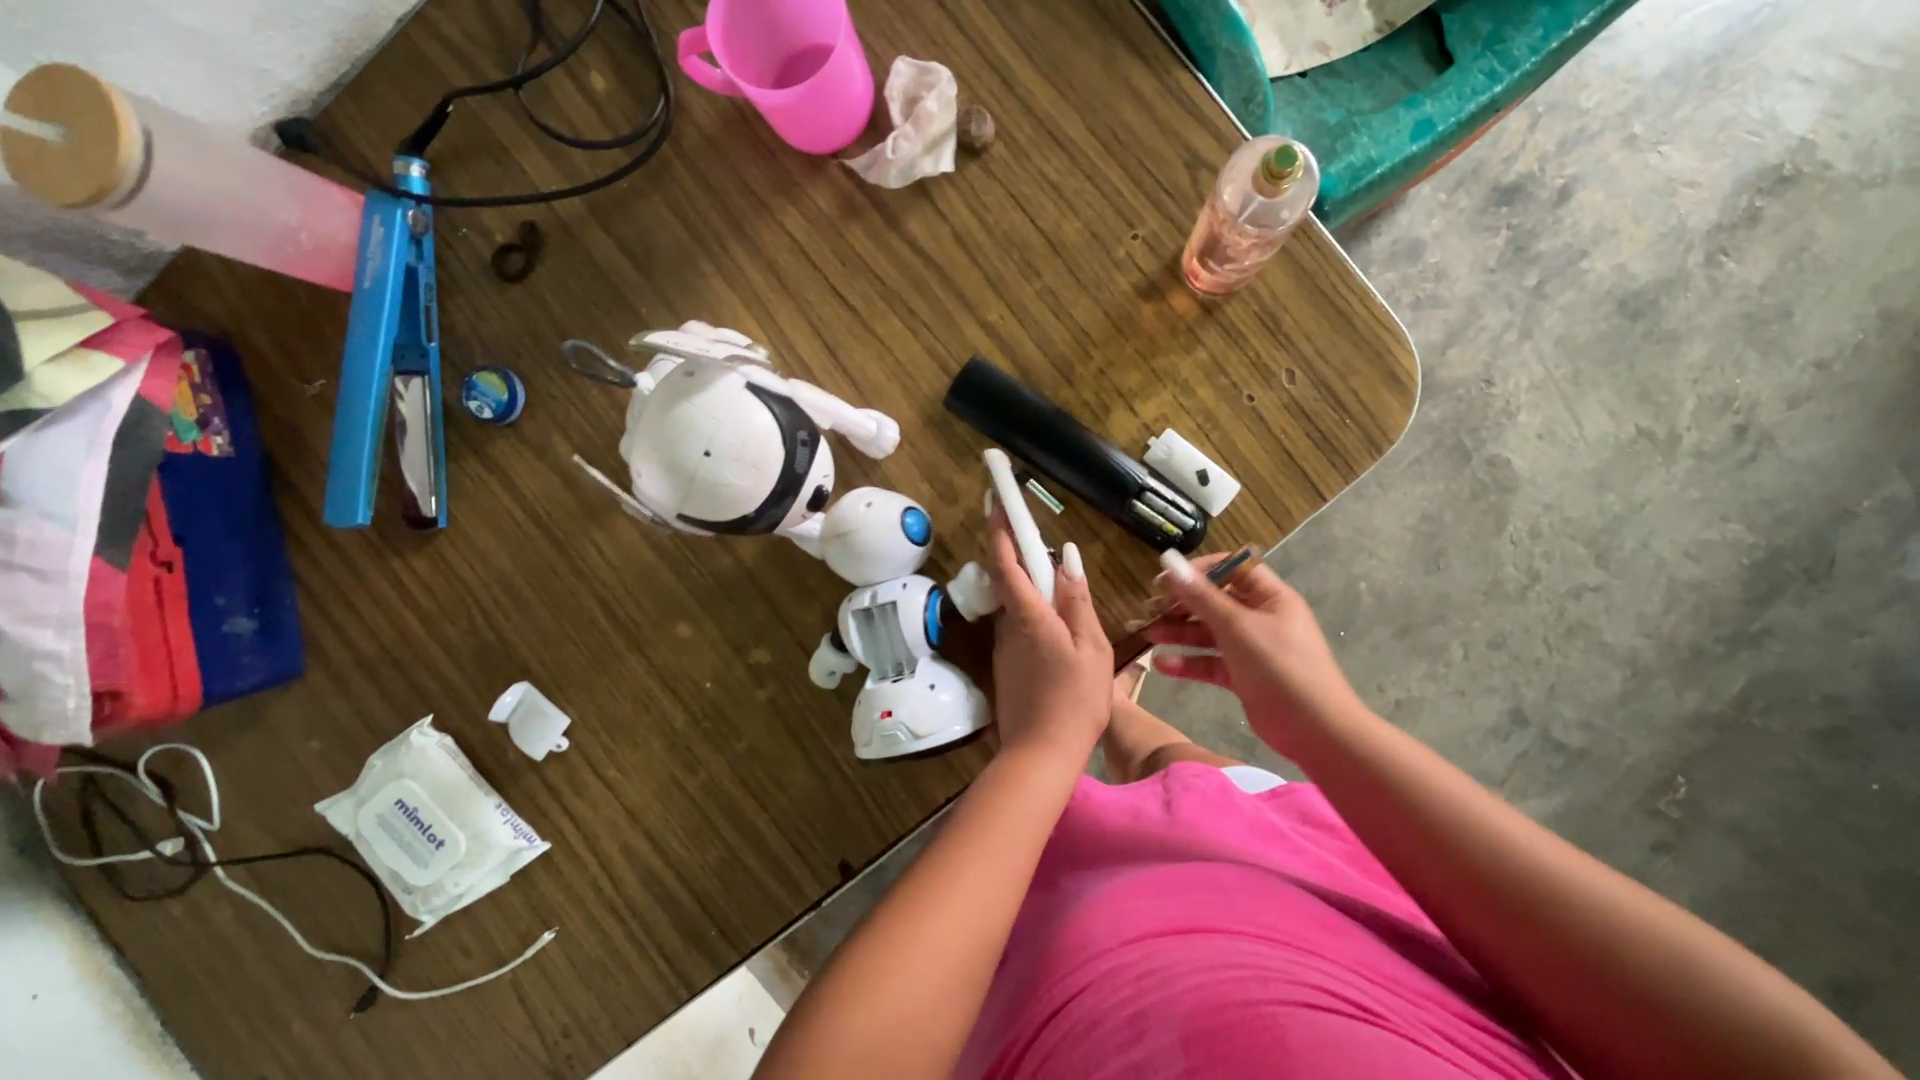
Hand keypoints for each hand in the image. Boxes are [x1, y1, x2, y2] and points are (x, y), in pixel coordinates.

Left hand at [983, 510, 1111, 763]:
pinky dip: (1035, 620)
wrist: (1042, 754)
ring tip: (1064, 599)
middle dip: (1021, 559)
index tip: (994, 502)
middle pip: (1010, 584)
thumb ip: (1076, 602)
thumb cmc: (1076, 700)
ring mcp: (1003, 649)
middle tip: (1043, 548)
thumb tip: (1065, 559)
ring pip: (1017, 609)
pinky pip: (1020, 631)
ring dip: (1033, 594)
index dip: (999, 530)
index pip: (1006, 563)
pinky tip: (1059, 638)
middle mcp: (1008, 627)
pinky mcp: (1006, 669)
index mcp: (1029, 617)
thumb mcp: (1090, 647)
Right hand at [1144, 551, 1359, 755]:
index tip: (1167, 579)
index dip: (1200, 570)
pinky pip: (1211, 663)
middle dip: (1182, 604)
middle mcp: (1261, 618)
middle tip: (1150, 608)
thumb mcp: (1237, 627)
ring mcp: (1251, 649)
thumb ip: (1202, 597)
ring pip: (1209, 633)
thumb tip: (1171, 563)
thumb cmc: (1279, 666)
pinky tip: (1161, 665)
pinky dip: (1188, 662)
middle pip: (1216, 602)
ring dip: (1179, 632)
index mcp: (1270, 597)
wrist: (1314, 727)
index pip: (1232, 569)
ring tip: (1147, 633)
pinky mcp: (1243, 676)